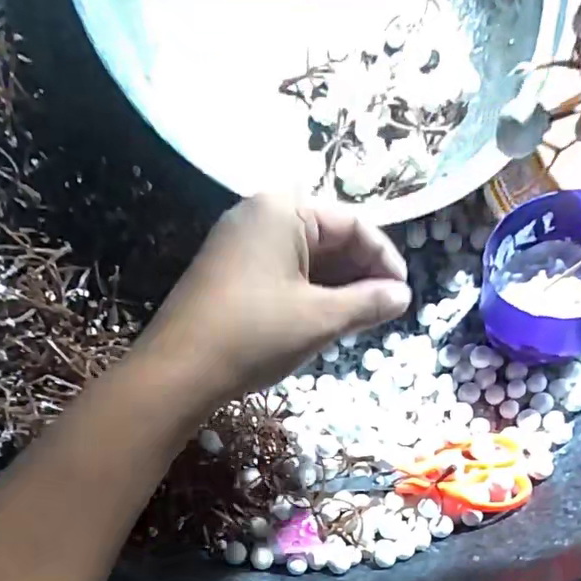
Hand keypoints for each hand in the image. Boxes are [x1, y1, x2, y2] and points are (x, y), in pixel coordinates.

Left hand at [135, 193, 411, 402]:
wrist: (178, 372)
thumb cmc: (254, 335)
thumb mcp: (319, 319)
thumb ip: (367, 303)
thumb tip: (402, 295)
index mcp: (282, 208)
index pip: (352, 223)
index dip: (384, 259)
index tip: (403, 294)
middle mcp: (257, 216)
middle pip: (326, 238)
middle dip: (359, 275)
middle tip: (382, 312)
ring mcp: (236, 246)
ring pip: (303, 261)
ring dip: (334, 289)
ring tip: (357, 323)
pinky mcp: (225, 275)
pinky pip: (279, 276)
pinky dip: (305, 296)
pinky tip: (320, 324)